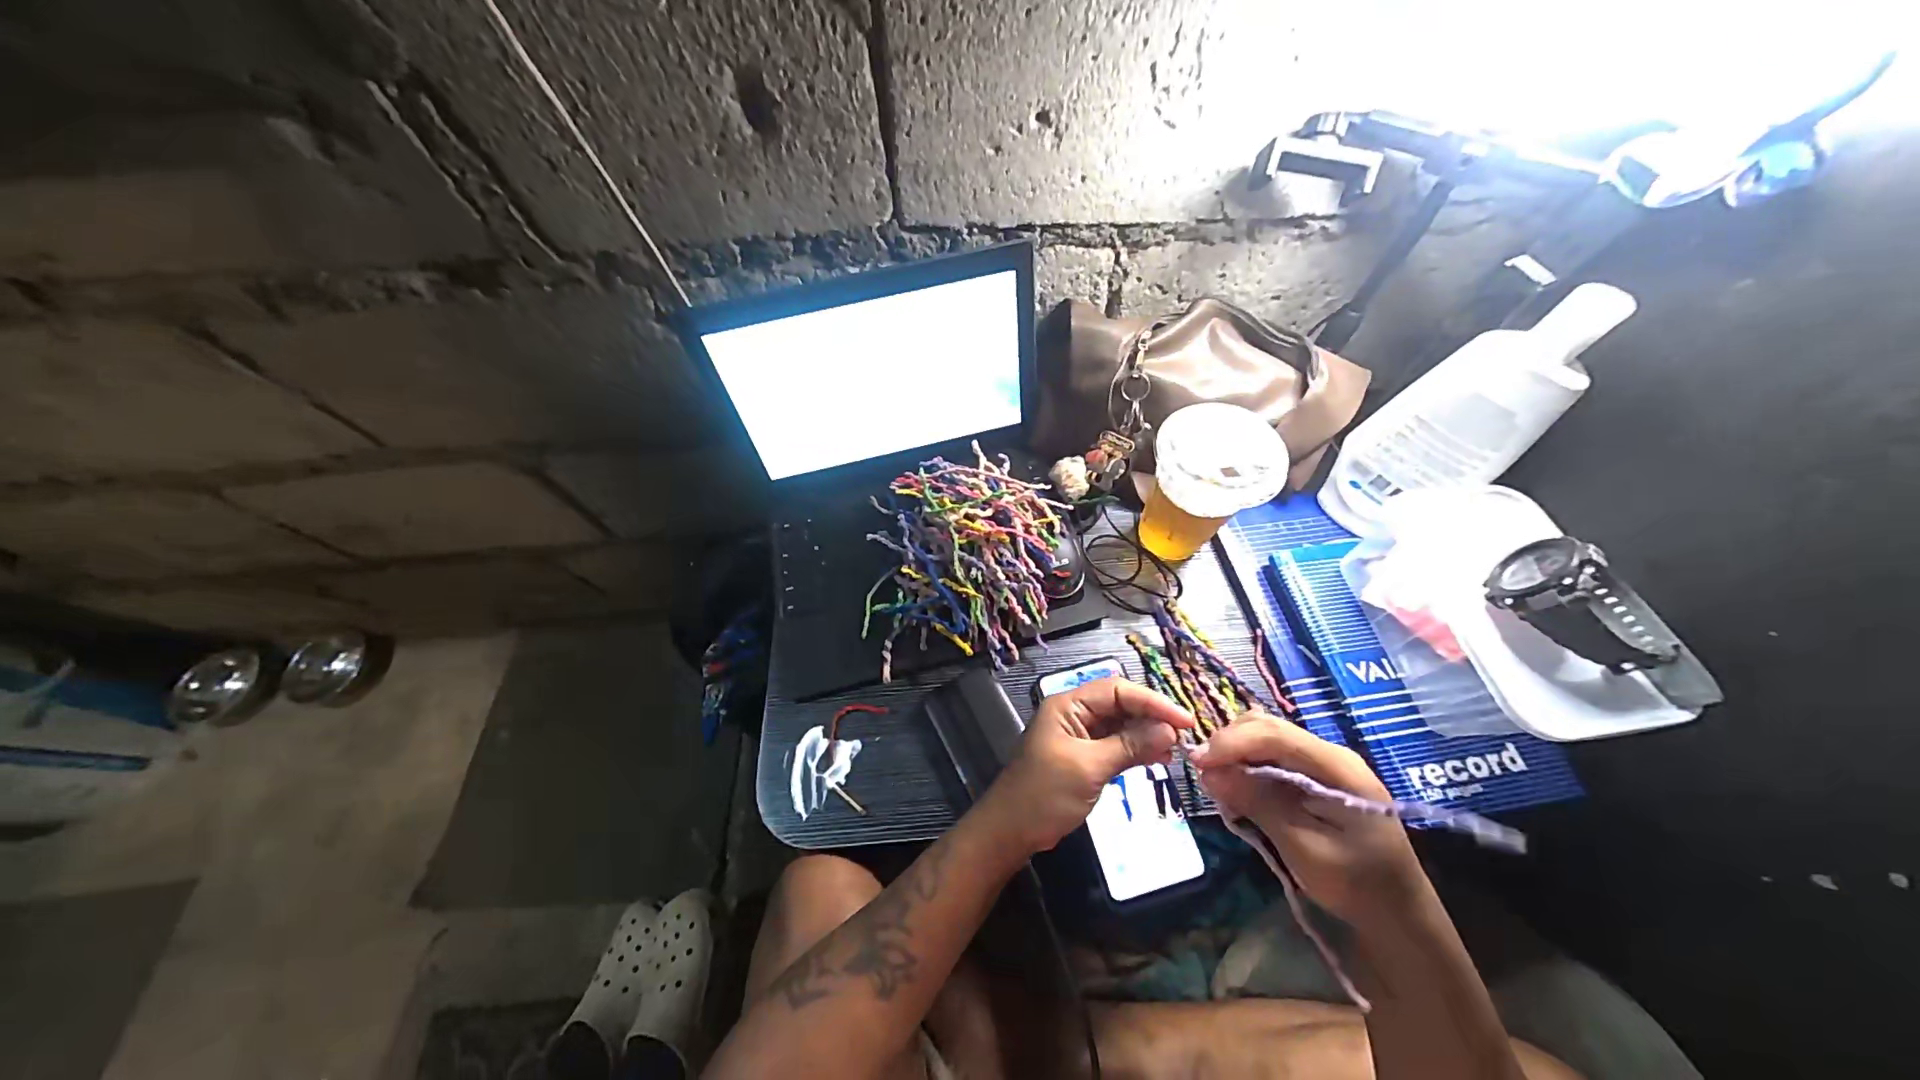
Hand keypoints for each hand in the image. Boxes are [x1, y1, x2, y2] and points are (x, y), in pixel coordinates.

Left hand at [973, 677, 1194, 855]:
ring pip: (1122, 725)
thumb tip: (1168, 731)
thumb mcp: (1089, 768)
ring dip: (1148, 734)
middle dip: (1153, 717)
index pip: (1116, 690)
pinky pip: (1117, 744)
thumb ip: (1128, 746)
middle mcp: (1075, 714)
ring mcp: (1080, 736)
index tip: (1184, 720)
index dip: (1152, 701)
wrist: (1012, 831)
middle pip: (1121, 704)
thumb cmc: (1044, 795)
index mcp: (1068, 705)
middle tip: (1184, 736)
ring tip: (1175, 750)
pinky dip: (1138, 749)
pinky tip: (1159, 758)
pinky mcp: (1085, 757)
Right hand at [1191, 711, 1428, 926]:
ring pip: (1267, 737)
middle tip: (1203, 773)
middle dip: (1229, 742)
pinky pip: (1274, 756)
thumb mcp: (1304, 849)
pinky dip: (1248, 764)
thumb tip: (1210, 773)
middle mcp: (1330, 754)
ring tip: (1216, 780)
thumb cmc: (1357, 886)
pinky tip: (1237, 785)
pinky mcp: (1317, 777)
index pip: (1274, 733)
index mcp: (1337, 767)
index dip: (1231, 742)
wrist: (1400, 915)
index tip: (1198, 764)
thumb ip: (1259, 805)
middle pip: (1268, 727)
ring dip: (1236, 751)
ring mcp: (1325, 763)